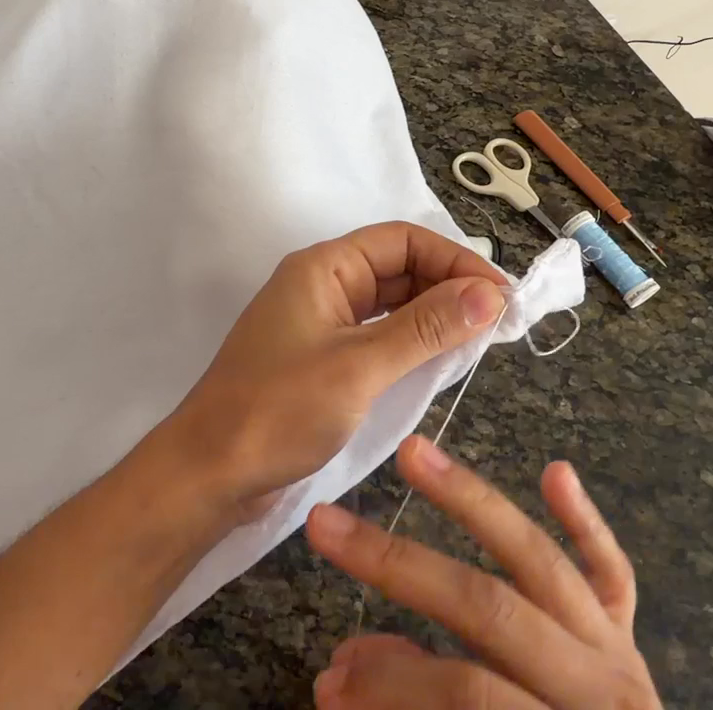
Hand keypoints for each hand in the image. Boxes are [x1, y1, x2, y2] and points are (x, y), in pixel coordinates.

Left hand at [162, 221, 506, 514]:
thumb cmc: (279, 411)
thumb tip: (490, 294)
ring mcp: (319, 324)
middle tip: (502, 324)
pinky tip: (440, 363)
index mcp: (322, 269)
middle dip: (449, 288)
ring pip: (390, 305)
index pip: (403, 240)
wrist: (210, 472)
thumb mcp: (360, 367)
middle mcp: (321, 286)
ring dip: (434, 318)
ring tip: (482, 342)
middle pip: (398, 268)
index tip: (502, 298)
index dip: (455, 261)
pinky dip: (410, 344)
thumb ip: (426, 328)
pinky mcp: (320, 360)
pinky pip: (377, 337)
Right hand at [305, 436, 660, 709]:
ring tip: (414, 452)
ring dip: (472, 501)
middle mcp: (596, 689)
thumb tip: (340, 677)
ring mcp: (616, 656)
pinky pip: (612, 574)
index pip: (465, 690)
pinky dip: (585, 523)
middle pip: (488, 608)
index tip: (326, 681)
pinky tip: (555, 471)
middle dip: (398, 564)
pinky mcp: (628, 641)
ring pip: (540, 563)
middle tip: (323, 525)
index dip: (391, 681)